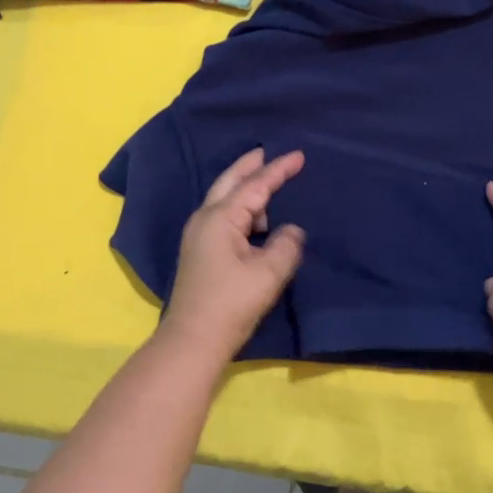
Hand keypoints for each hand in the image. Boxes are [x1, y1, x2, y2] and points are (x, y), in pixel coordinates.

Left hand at [161, 149, 307, 358]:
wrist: (192, 341)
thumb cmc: (230, 305)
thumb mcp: (268, 274)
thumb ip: (286, 245)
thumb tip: (291, 231)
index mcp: (221, 218)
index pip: (256, 185)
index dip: (279, 169)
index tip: (300, 155)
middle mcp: (205, 219)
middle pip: (230, 181)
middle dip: (251, 166)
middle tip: (270, 151)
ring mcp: (199, 235)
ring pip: (225, 198)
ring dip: (247, 188)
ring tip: (271, 185)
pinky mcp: (200, 251)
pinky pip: (224, 215)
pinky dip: (242, 208)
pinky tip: (257, 218)